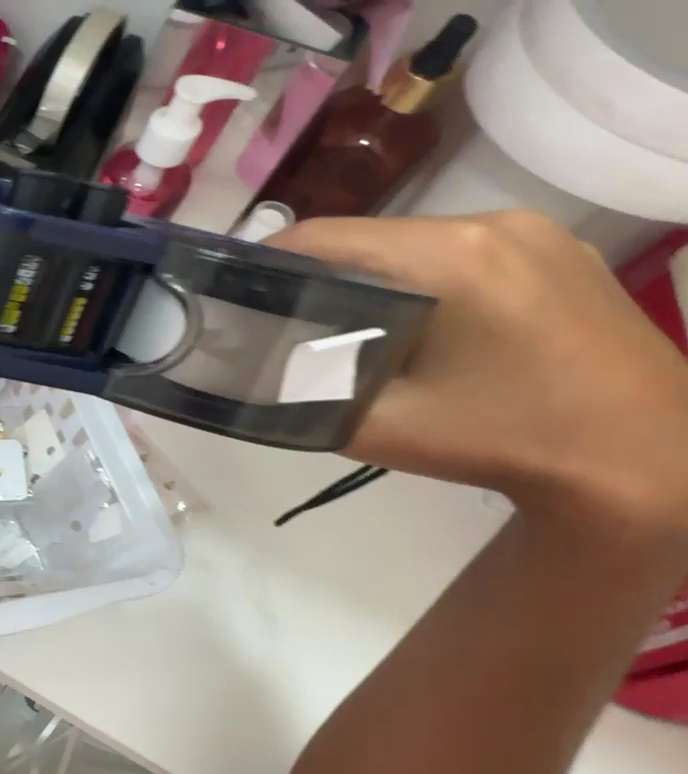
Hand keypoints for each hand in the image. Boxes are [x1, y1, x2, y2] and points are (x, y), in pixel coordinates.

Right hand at [273, 212, 687, 533]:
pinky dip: (414, 284)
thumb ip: (300, 391)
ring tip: (335, 333)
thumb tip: (251, 370)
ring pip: (411, 247)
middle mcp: (493, 224)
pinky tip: (407, 331)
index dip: (261, 263)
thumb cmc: (499, 438)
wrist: (641, 455)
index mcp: (448, 256)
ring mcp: (535, 234)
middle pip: (367, 240)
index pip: (322, 237)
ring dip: (365, 283)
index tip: (225, 297)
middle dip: (313, 280)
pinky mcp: (558, 253)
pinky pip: (458, 255)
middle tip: (274, 327)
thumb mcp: (370, 425)